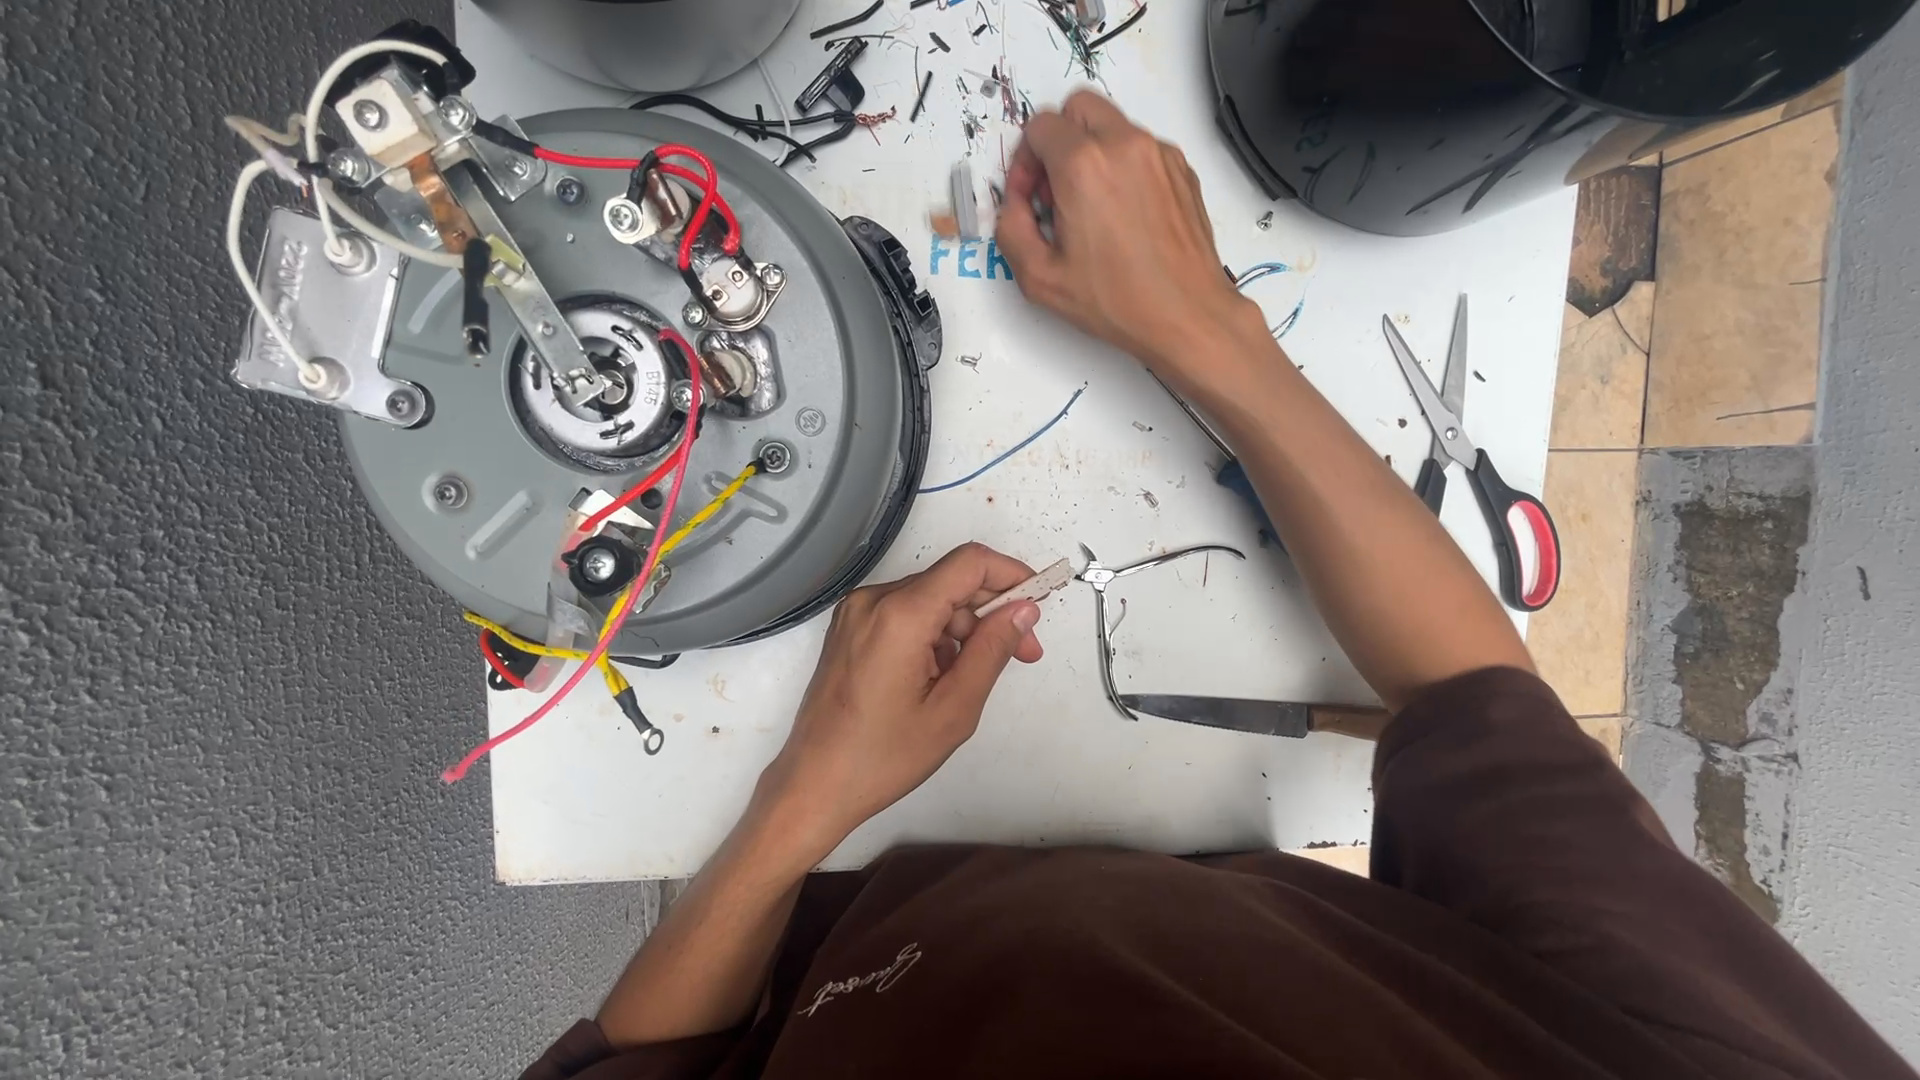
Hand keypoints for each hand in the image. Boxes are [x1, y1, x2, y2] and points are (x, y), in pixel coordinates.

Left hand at [756, 543, 1045, 856]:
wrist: (813, 784)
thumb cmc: (882, 757)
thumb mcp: (954, 709)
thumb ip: (993, 650)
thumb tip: (1023, 610)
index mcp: (899, 615)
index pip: (969, 563)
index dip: (1012, 574)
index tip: (1040, 601)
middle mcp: (874, 600)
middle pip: (951, 581)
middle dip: (993, 611)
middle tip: (1025, 653)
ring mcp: (857, 613)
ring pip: (931, 598)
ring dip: (964, 628)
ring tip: (978, 676)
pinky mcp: (851, 628)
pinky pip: (906, 614)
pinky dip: (935, 635)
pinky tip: (943, 674)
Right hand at [996, 90, 1262, 386]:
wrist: (1185, 315)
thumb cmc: (1120, 301)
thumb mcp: (1040, 278)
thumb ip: (1011, 229)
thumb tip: (1013, 206)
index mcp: (1084, 166)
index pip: (1039, 127)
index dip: (1024, 162)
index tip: (1029, 196)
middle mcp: (1124, 146)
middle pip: (1077, 108)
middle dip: (1057, 143)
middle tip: (1054, 192)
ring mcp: (1158, 154)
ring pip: (1111, 127)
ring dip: (1090, 155)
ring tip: (1088, 211)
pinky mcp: (1180, 170)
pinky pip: (1140, 150)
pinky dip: (1122, 170)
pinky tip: (1120, 218)